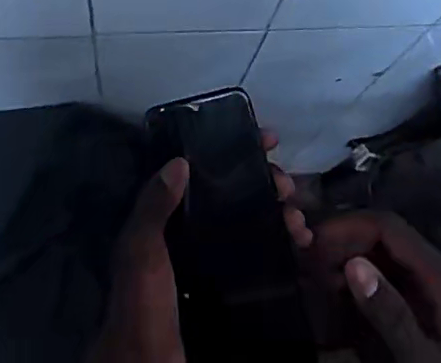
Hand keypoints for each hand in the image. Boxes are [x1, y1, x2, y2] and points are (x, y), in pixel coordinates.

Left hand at [87, 132, 309, 362]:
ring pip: (253, 226)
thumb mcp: (140, 249)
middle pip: (233, 197)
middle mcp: (192, 235)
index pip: (201, 173)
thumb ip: (153, 207)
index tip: (265, 140)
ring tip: (299, 221)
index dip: (231, 153)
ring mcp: (214, 265)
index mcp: (168, 219)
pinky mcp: (235, 296)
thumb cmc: (143, 301)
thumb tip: (180, 161)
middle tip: (287, 186)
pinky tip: (300, 248)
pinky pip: (264, 263)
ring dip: (278, 216)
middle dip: (262, 185)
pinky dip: (283, 251)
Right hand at [305, 210, 440, 362]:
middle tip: (310, 265)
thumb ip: (394, 318)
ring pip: (392, 257)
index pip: (388, 226)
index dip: (345, 225)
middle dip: (345, 242)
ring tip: (323, 282)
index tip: (310, 243)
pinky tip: (351, 299)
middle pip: (387, 237)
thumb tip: (352, 264)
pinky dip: (371, 281)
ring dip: (354, 260)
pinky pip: (401, 280)